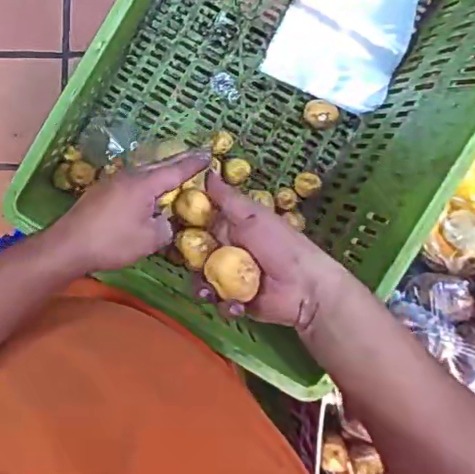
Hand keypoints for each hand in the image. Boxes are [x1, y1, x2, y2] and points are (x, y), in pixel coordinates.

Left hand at [45, 150, 212, 273]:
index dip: (193, 163)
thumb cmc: (111, 242)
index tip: (208, 154)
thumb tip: (166, 220)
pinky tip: (147, 192)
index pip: (175, 170)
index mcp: (144, 183)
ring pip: (143, 173)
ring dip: (160, 172)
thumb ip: (165, 227)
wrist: (68, 244)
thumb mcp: (149, 240)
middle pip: (159, 166)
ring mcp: (112, 182)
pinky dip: (146, 183)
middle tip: (197, 157)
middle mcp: (129, 176)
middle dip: (179, 162)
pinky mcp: (101, 192)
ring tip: (175, 173)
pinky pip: (131, 182)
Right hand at [194, 174, 363, 330]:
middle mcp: (225, 250)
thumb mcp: (253, 216)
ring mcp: (229, 277)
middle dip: (188, 262)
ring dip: (203, 286)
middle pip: (193, 254)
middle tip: (190, 265)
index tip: (168, 225)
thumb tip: (207, 169)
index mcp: (229, 227)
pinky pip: (217, 301)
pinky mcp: (235, 300)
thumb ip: (226, 197)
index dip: (182, 225)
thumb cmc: (281, 245)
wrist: (306, 288)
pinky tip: (236, 304)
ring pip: (201, 279)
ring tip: (211, 292)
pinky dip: (224, 304)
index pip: (197, 223)